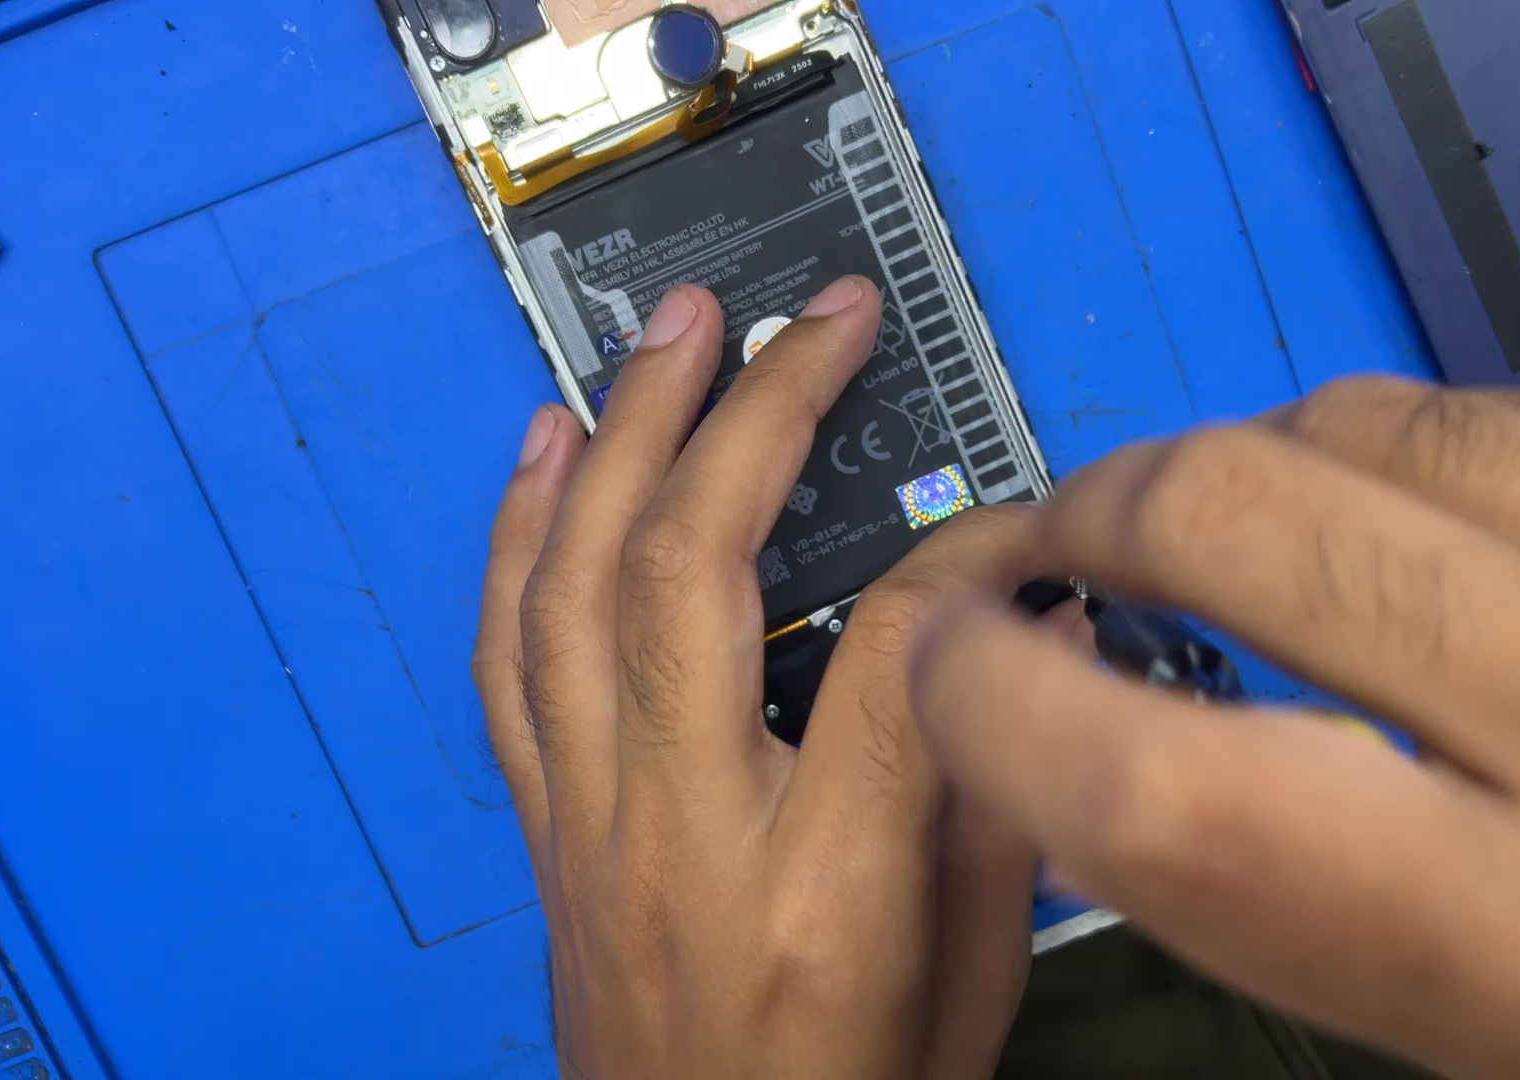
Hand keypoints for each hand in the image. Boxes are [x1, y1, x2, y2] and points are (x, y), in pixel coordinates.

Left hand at [475, 278, 1036, 1078]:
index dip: (966, 553)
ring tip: (659, 340)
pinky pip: (507, 653)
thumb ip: (989, 787)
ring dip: (620, 438)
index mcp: (823, 886)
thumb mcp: (976, 971)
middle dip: (743, 415)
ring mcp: (587, 820)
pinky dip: (521, 531)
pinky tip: (548, 448)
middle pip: (690, 570)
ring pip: (575, 588)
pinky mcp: (544, 821)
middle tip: (780, 317)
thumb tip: (1012, 630)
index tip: (1008, 511)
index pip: (892, 650)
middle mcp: (679, 830)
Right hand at [912, 377, 1519, 1079]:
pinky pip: (1471, 401)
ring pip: (1339, 424)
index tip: (940, 652)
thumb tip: (1061, 745)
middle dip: (1090, 510)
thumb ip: (1249, 873)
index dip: (995, 702)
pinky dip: (1364, 446)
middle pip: (1225, 517)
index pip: (1161, 796)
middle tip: (1063, 542)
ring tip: (1226, 528)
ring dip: (1223, 467)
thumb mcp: (1462, 1018)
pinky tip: (1387, 511)